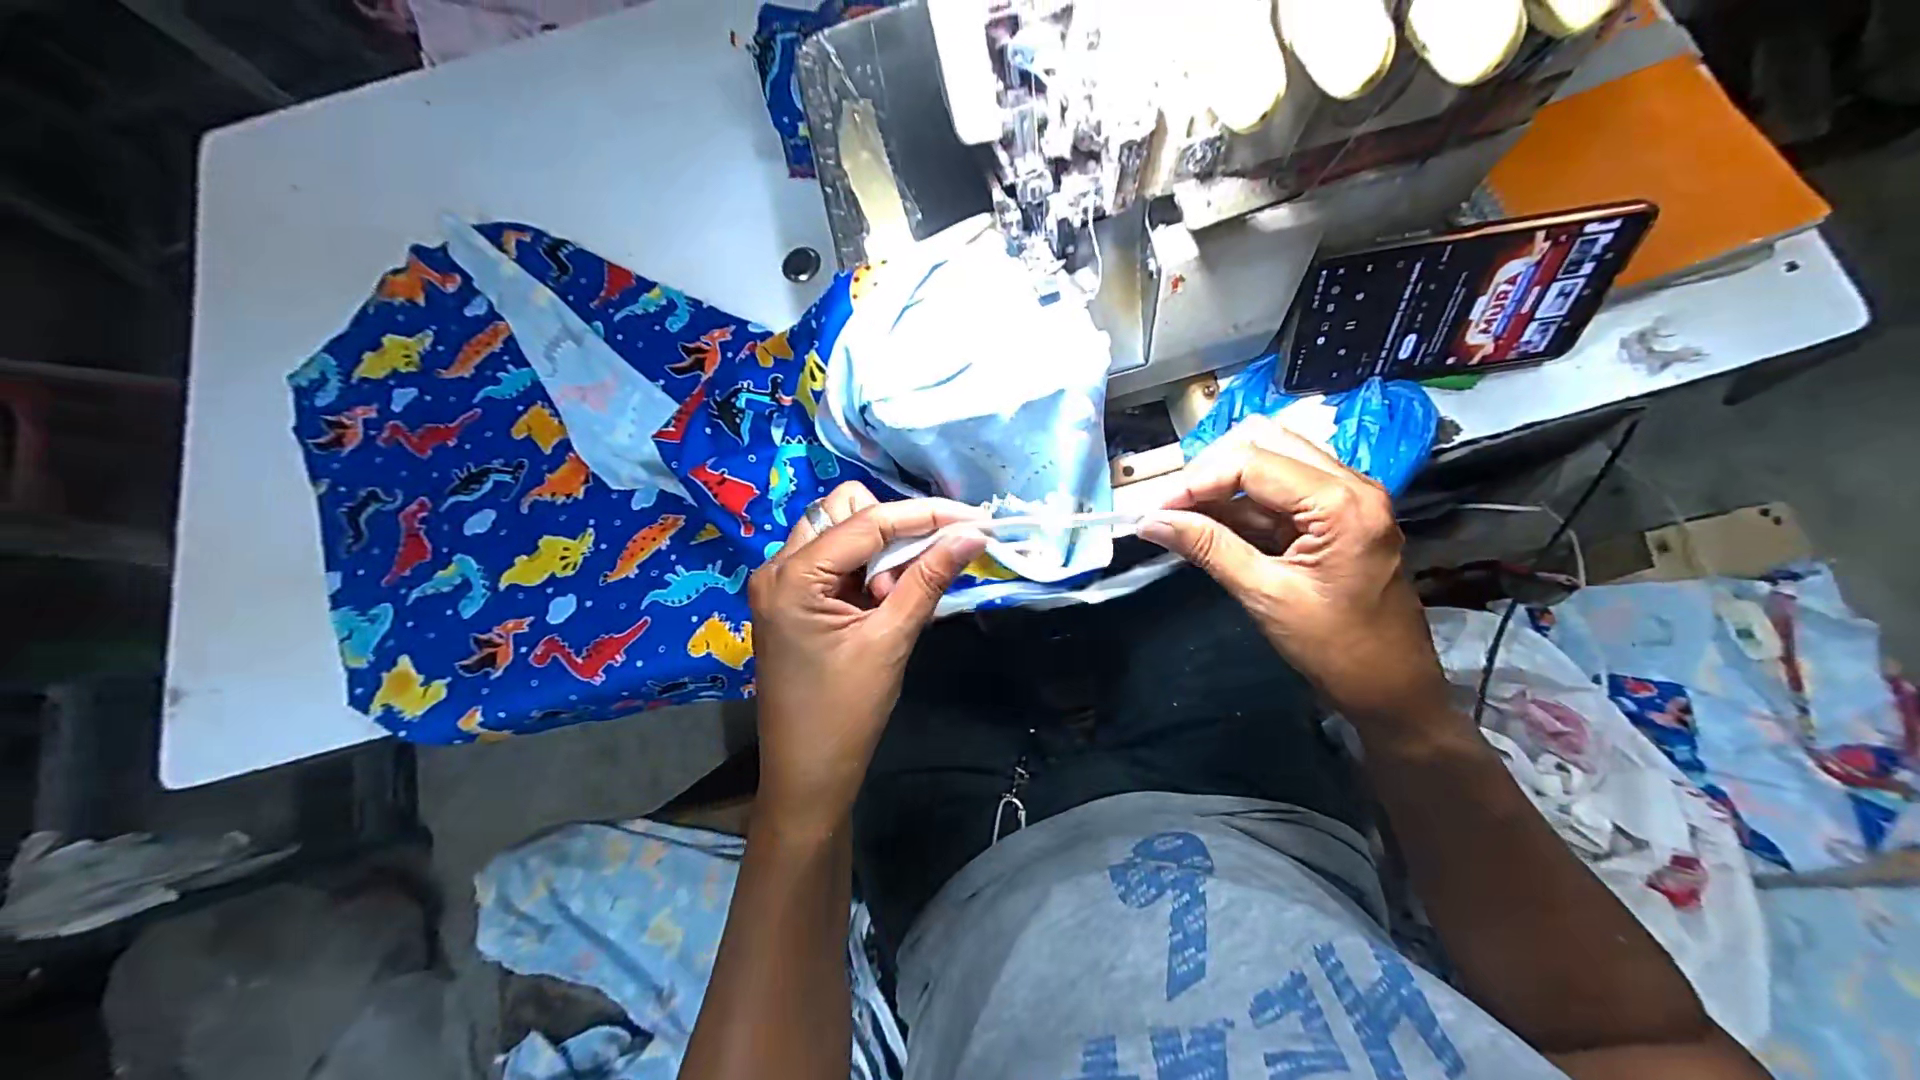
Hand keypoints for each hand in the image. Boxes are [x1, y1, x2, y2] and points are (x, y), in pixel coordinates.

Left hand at [748, 482, 987, 838]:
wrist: (807, 774)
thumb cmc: (845, 714)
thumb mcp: (890, 641)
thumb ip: (928, 580)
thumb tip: (971, 536)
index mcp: (793, 576)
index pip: (867, 520)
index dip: (924, 515)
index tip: (973, 519)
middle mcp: (778, 566)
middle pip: (844, 510)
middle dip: (892, 529)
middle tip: (916, 575)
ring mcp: (781, 582)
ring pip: (840, 530)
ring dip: (879, 549)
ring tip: (896, 596)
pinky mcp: (793, 598)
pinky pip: (836, 559)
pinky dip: (867, 567)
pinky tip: (885, 600)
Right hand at [1138, 420, 1452, 732]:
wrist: (1390, 686)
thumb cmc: (1337, 648)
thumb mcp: (1265, 595)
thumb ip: (1208, 548)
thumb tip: (1152, 522)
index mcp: (1343, 503)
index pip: (1252, 462)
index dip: (1197, 481)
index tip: (1159, 511)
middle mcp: (1350, 485)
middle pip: (1264, 442)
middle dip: (1210, 471)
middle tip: (1173, 509)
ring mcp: (1345, 496)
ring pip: (1270, 459)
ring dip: (1223, 484)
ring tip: (1186, 517)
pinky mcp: (1334, 513)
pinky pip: (1278, 488)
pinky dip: (1241, 502)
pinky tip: (1211, 525)